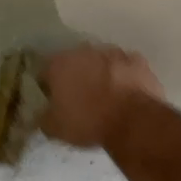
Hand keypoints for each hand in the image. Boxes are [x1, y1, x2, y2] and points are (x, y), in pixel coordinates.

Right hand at [38, 44, 162, 149]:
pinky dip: (125, 77)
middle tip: (81, 100)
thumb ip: (43, 117)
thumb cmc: (89, 122)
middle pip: (75, 63)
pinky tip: (127, 94)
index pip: (46, 72)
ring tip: (106, 97)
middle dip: (76, 77)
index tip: (55, 102)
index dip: (49, 88)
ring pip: (101, 62)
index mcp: (59, 64)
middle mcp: (84, 51)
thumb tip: (42, 113)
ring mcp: (112, 52)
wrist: (134, 122)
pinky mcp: (137, 60)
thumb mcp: (55, 129)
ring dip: (101, 74)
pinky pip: (126, 67)